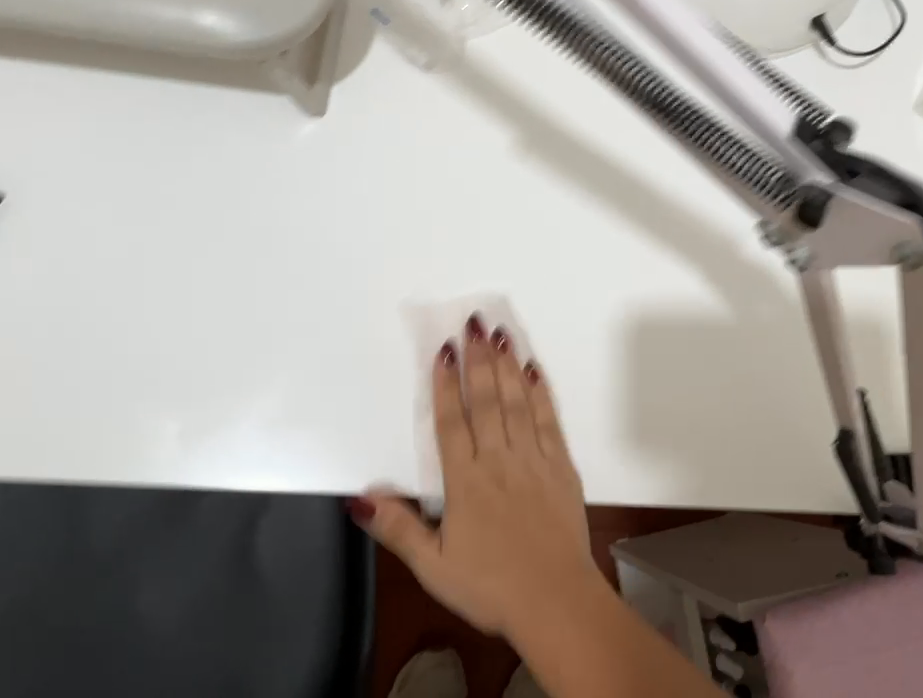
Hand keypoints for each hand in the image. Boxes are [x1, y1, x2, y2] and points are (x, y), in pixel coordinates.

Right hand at [353, 315, 601, 636]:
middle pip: (486, 401)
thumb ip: (398, 528)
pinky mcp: (562, 467)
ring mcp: (534, 459)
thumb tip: (361, 496)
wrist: (555, 599)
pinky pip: (550, 420)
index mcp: (465, 482)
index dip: (445, 385)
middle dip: (478, 359)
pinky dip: (541, 392)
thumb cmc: (491, 586)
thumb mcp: (434, 566)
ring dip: (507, 366)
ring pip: (517, 403)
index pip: (451, 423)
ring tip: (501, 333)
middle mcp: (499, 460)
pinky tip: (534, 370)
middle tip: (474, 323)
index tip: (443, 350)